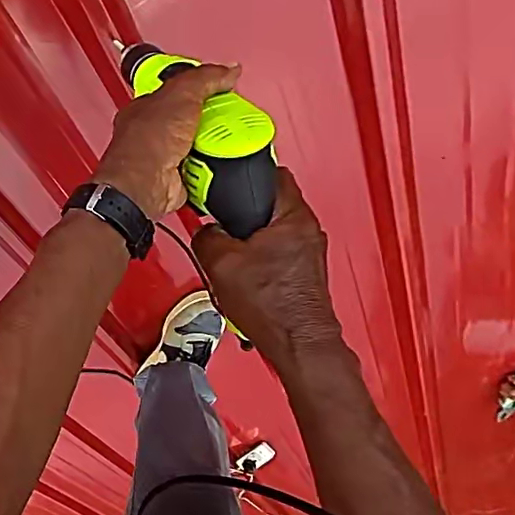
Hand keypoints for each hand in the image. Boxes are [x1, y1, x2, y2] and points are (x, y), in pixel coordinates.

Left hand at [92, 62, 239, 218]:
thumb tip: (228, 71)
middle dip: (210, 119)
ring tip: (217, 142)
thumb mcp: (181, 95)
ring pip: (200, 145)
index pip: (176, 90)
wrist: (145, 186)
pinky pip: (203, 170)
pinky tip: (211, 163)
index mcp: (147, 108)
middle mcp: (153, 134)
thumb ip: (205, 78)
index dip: (198, 86)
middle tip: (221, 119)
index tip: (219, 86)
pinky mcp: (178, 179)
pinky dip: (212, 168)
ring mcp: (165, 158)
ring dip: (213, 145)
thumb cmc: (145, 143)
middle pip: (192, 119)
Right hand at [192, 167, 340, 363]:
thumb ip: (207, 237)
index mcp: (294, 217)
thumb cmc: (274, 307)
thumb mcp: (221, 264)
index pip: (274, 172)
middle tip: (224, 223)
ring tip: (233, 257)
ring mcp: (309, 252)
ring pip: (273, 230)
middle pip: (270, 204)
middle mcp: (308, 230)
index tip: (230, 178)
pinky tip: (244, 277)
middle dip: (244, 213)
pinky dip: (260, 260)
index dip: (246, 173)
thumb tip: (205, 231)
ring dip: (251, 240)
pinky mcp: (303, 272)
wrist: (296, 342)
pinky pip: (277, 253)